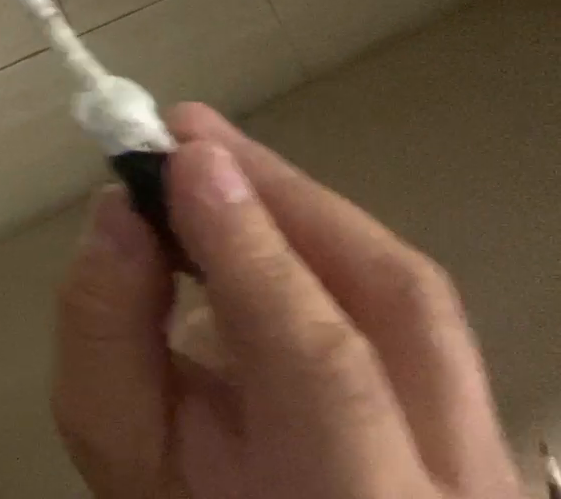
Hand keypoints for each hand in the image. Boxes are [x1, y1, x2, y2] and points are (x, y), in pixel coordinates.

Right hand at [53, 104, 518, 498]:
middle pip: (398, 300)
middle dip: (284, 193)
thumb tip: (114, 211)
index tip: (182, 157)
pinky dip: (313, 237)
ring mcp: (489, 444)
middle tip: (184, 130)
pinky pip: (399, 298)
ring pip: (409, 289)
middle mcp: (458, 474)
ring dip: (297, 203)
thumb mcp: (115, 440)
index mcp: (351, 497)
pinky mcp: (479, 408)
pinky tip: (247, 215)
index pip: (319, 362)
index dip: (250, 248)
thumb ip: (104, 332)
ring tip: (205, 155)